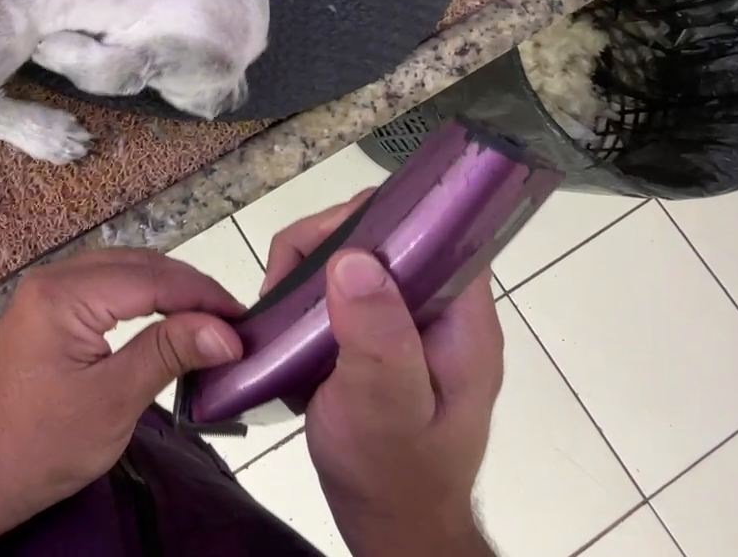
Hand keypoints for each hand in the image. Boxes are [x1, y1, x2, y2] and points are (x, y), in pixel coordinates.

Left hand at [0, 248, 245, 526]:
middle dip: (185, 287)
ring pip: (117, 272)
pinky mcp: (44, 310)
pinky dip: (137, 298)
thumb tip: (227, 331)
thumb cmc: (46, 441)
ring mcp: (44, 292)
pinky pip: (99, 288)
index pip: (148, 278)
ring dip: (163, 289)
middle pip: (133, 265)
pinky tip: (163, 320)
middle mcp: (51, 279)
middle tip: (234, 322)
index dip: (200, 294)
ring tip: (208, 321)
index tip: (247, 319)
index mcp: (63, 294)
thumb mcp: (114, 399)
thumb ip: (167, 354)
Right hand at [263, 194, 502, 556]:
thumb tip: (354, 260)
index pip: (428, 227)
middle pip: (376, 232)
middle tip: (282, 290)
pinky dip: (298, 291)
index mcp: (459, 317)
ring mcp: (402, 317)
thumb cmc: (393, 469)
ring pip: (347, 254)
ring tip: (279, 312)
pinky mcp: (371, 330)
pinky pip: (331, 284)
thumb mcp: (385, 408)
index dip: (373, 219)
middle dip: (319, 245)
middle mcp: (435, 306)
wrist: (388, 519)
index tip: (320, 247)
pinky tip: (284, 325)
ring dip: (301, 270)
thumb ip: (378, 338)